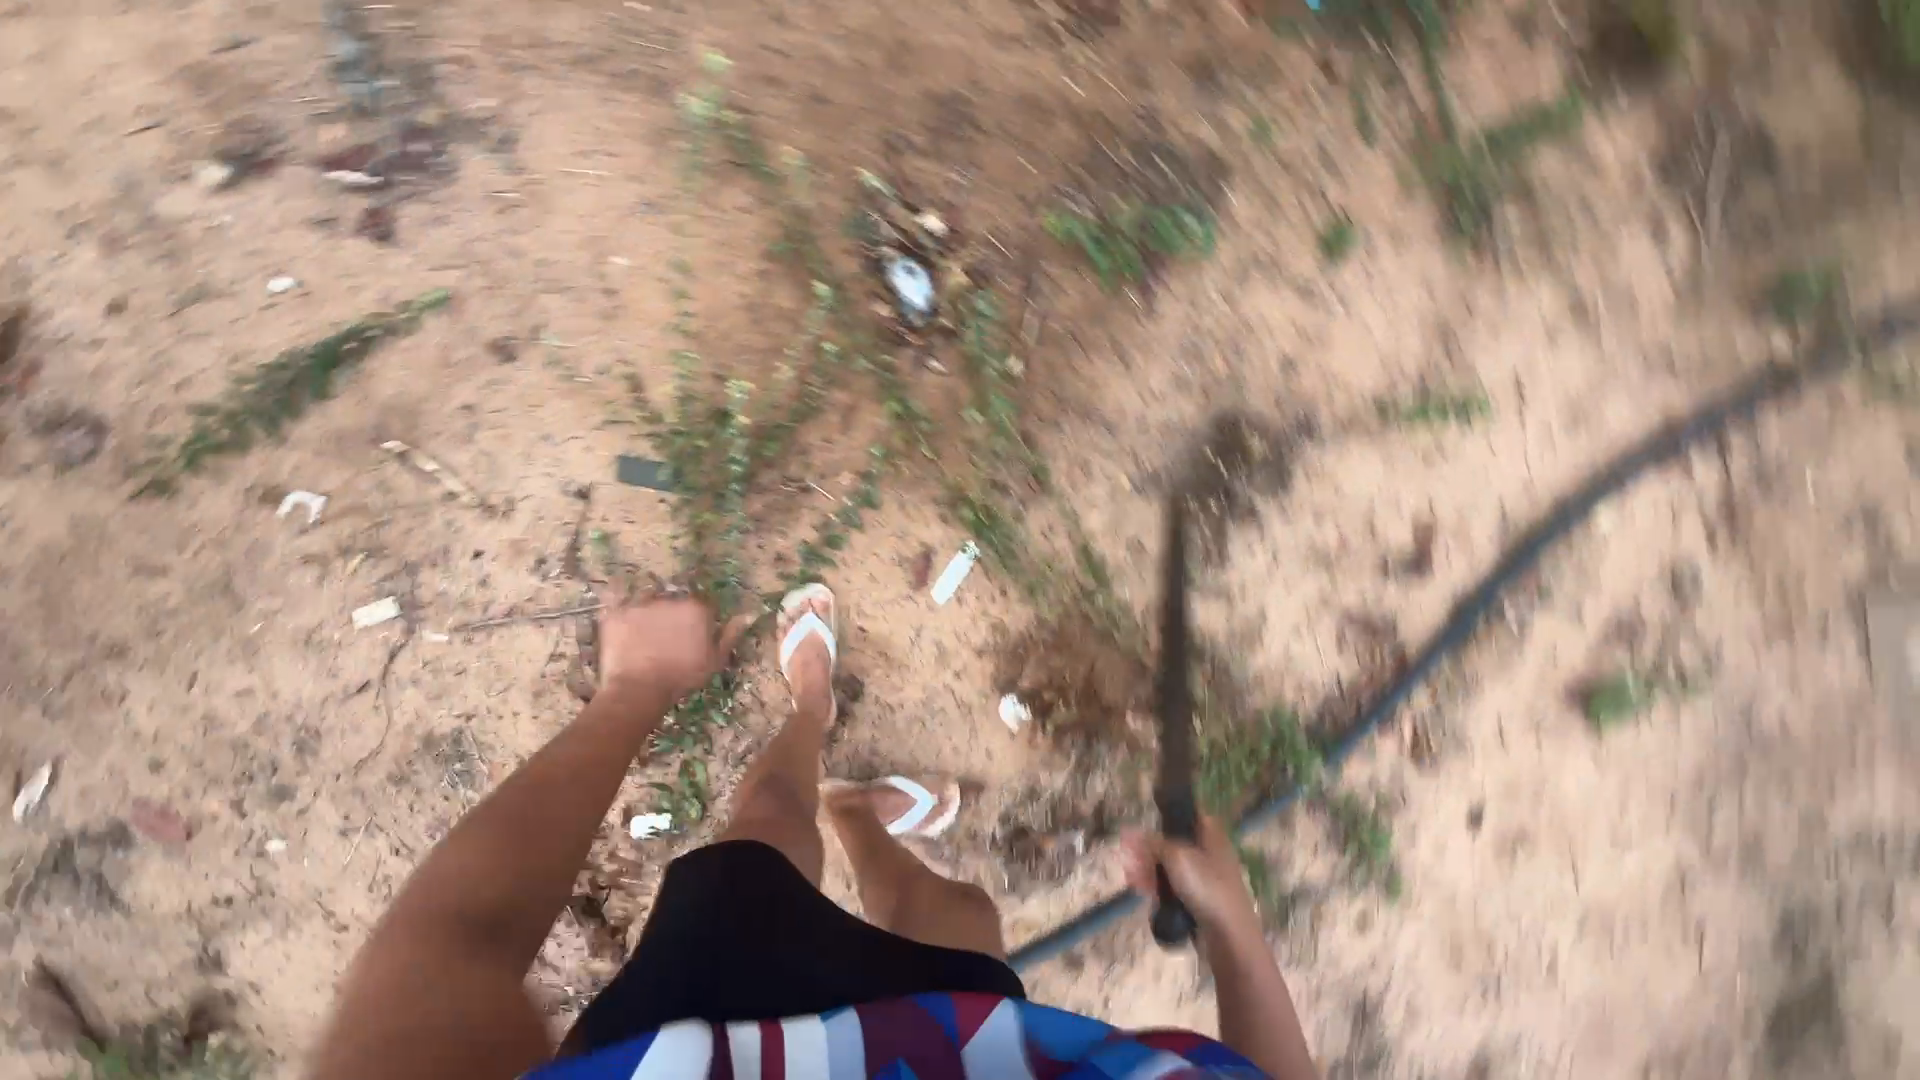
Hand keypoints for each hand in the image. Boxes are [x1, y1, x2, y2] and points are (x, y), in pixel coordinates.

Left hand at [596, 593, 753, 702]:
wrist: (639, 690)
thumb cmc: (683, 677)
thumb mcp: (715, 660)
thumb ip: (729, 635)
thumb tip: (746, 615)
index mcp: (697, 608)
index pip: (701, 607)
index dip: (697, 623)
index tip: (691, 640)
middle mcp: (670, 598)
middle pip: (674, 602)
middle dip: (672, 616)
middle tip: (667, 641)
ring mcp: (641, 604)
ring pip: (648, 603)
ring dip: (650, 615)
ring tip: (645, 640)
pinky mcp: (616, 613)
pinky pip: (622, 609)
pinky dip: (625, 620)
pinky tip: (626, 637)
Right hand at [1120, 816, 1260, 937]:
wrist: (1229, 936)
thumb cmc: (1206, 887)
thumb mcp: (1176, 857)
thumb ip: (1153, 842)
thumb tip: (1131, 833)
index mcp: (1211, 835)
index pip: (1189, 813)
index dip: (1168, 813)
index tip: (1147, 819)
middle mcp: (1210, 852)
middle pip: (1174, 842)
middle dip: (1149, 848)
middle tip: (1130, 855)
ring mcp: (1205, 878)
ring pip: (1171, 866)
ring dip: (1149, 868)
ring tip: (1132, 877)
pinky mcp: (1199, 899)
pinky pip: (1174, 887)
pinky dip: (1158, 886)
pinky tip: (1142, 890)